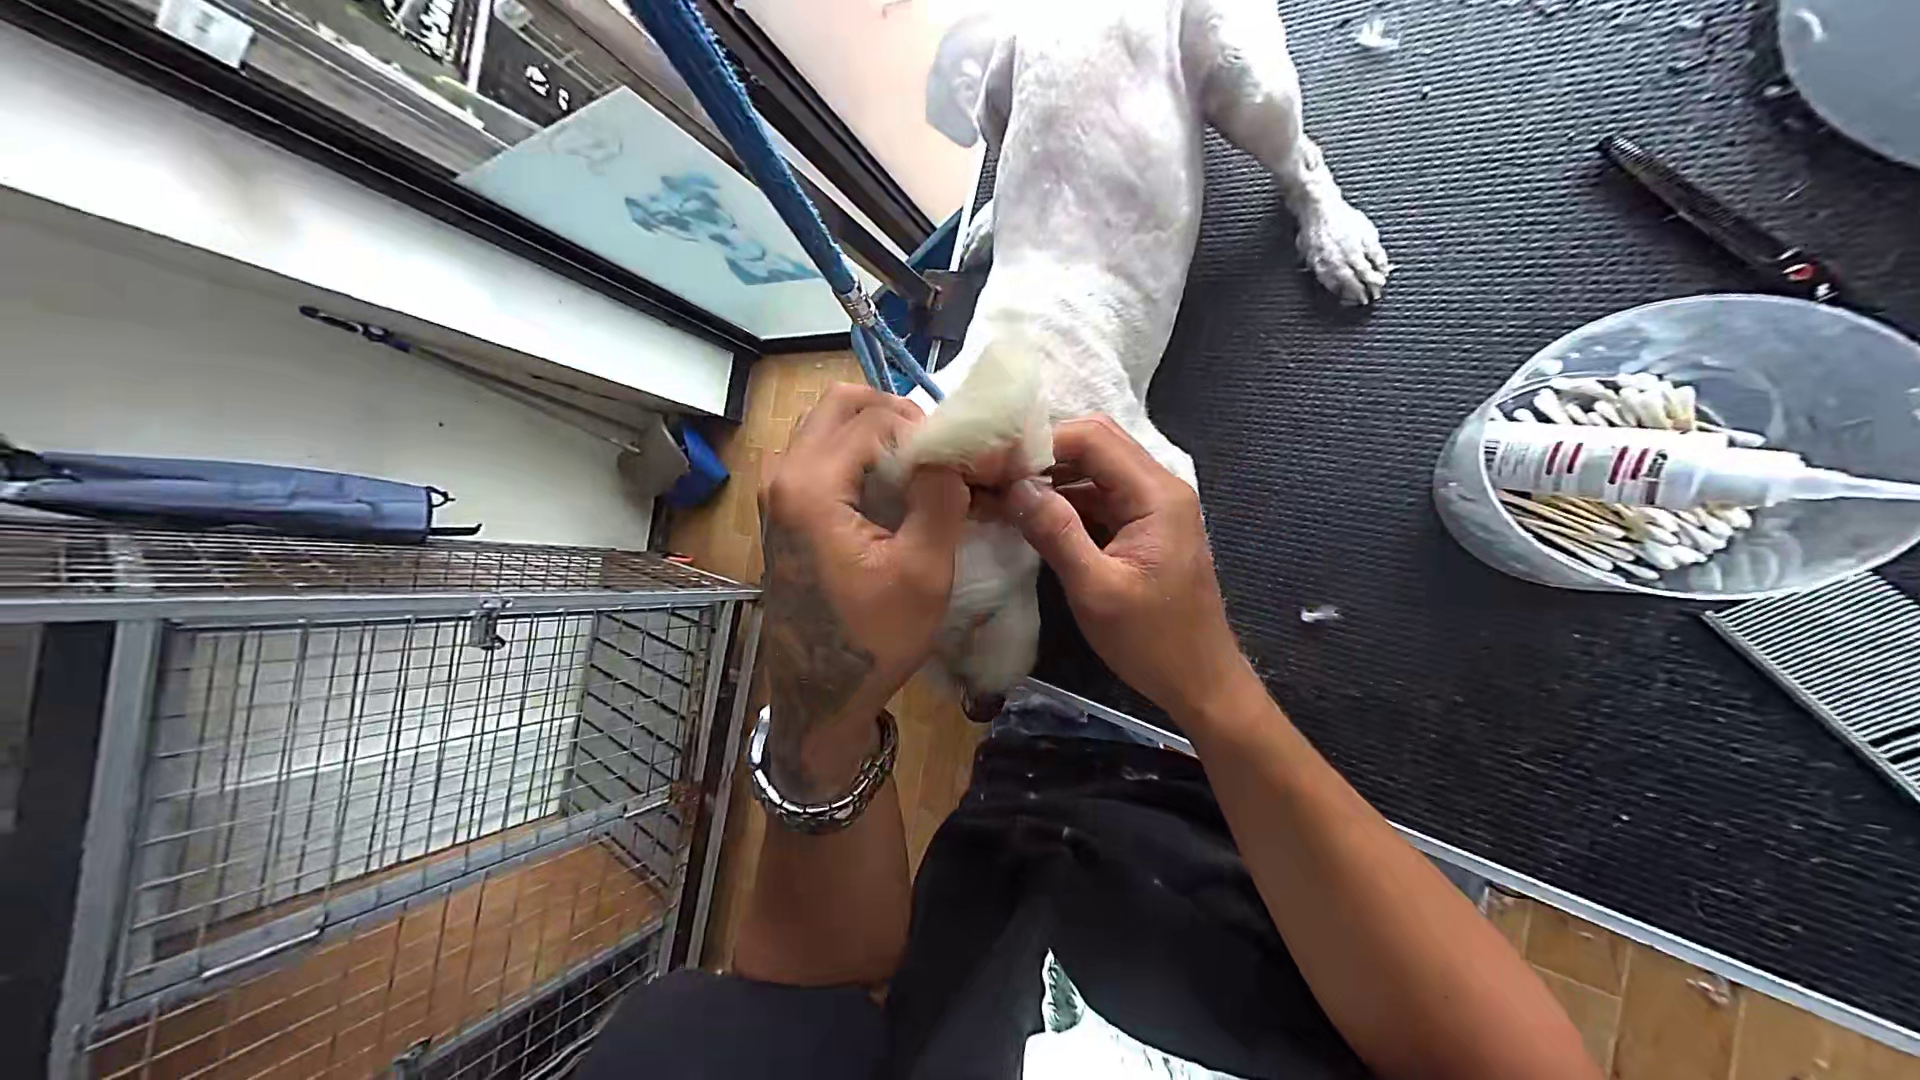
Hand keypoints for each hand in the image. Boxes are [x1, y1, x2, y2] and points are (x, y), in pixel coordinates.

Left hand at [760, 385, 969, 798]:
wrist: (819, 693)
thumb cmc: (872, 639)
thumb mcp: (922, 571)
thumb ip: (940, 499)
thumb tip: (950, 453)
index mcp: (811, 485)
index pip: (876, 420)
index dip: (926, 431)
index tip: (960, 464)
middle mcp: (783, 476)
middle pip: (841, 405)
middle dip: (896, 415)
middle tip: (936, 453)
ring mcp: (778, 492)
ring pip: (828, 425)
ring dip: (876, 432)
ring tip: (918, 468)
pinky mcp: (785, 511)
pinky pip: (821, 454)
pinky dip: (858, 454)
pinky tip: (891, 489)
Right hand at [1006, 416, 1252, 719]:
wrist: (1199, 680)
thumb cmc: (1152, 641)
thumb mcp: (1096, 590)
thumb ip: (1056, 533)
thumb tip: (1016, 486)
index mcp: (1156, 495)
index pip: (1092, 438)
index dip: (1042, 442)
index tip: (997, 464)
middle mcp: (1158, 488)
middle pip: (1095, 443)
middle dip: (1044, 454)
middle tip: (997, 475)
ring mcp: (1152, 506)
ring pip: (1095, 468)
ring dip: (1052, 476)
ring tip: (1005, 492)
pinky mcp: (1142, 526)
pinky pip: (1099, 496)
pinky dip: (1065, 499)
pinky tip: (1032, 514)